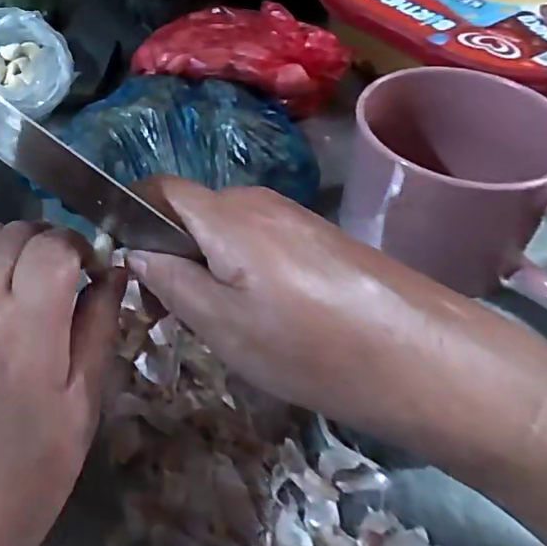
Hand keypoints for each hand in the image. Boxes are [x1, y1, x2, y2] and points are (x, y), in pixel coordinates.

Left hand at [0, 222, 124, 545]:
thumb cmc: (22, 480)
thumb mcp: (80, 409)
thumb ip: (99, 329)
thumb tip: (114, 273)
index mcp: (23, 332)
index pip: (54, 245)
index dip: (82, 247)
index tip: (96, 271)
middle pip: (18, 230)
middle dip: (53, 241)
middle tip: (70, 278)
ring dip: (18, 248)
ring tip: (36, 288)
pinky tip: (2, 305)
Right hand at [127, 177, 546, 469]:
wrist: (421, 357)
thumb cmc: (309, 346)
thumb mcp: (223, 325)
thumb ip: (169, 280)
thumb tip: (131, 249)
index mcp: (225, 213)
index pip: (159, 188)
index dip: (131, 216)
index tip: (125, 266)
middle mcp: (256, 200)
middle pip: (190, 211)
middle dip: (168, 251)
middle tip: (169, 314)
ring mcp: (291, 216)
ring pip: (224, 228)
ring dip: (205, 264)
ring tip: (217, 324)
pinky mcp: (316, 236)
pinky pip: (257, 240)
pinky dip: (240, 269)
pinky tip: (262, 318)